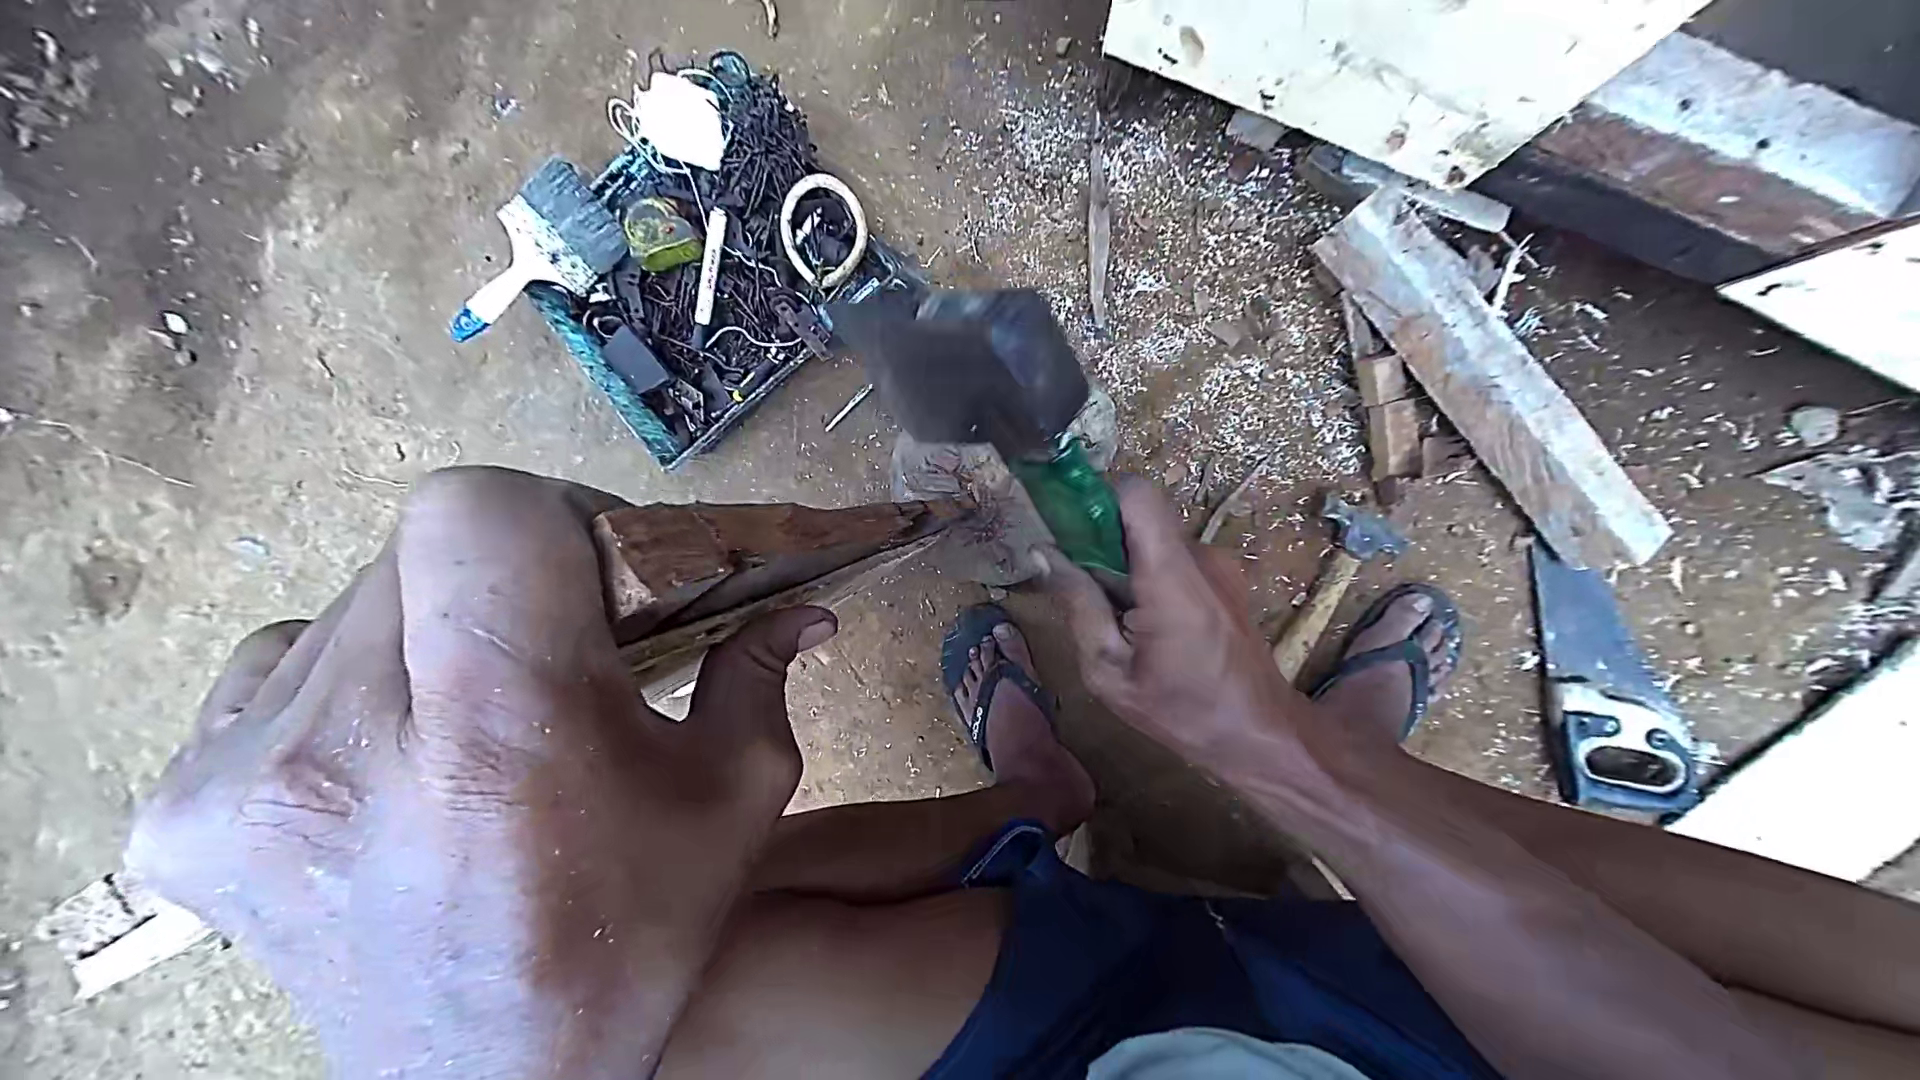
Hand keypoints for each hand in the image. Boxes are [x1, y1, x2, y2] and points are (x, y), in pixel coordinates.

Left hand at [126, 467, 834, 1078]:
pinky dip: (363, 671)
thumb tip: (809, 610)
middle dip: (514, 564)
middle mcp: (345, 739)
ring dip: (446, 617)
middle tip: (568, 628)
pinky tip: (411, 739)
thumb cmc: (642, 928)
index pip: (478, 512)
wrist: (503, 1077)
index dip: (551, 513)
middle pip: (425, 541)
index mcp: (505, 726)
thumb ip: (762, 671)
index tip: (599, 570)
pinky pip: (282, 665)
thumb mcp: (738, 790)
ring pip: (360, 594)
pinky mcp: (178, 815)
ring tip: (495, 695)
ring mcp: (237, 778)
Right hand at [1039, 475, 1305, 768]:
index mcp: (1172, 580)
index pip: (1137, 495)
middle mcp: (1200, 558)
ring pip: (1152, 537)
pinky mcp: (1223, 575)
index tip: (1067, 525)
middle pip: (1139, 515)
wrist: (1262, 734)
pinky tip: (1139, 618)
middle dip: (1099, 536)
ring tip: (1109, 610)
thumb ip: (1078, 606)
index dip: (1096, 497)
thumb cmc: (1183, 713)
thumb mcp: (1109, 672)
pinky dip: (1144, 573)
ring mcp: (1217, 564)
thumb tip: (1045, 554)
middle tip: (1074, 577)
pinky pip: (1170, 555)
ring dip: (1121, 560)